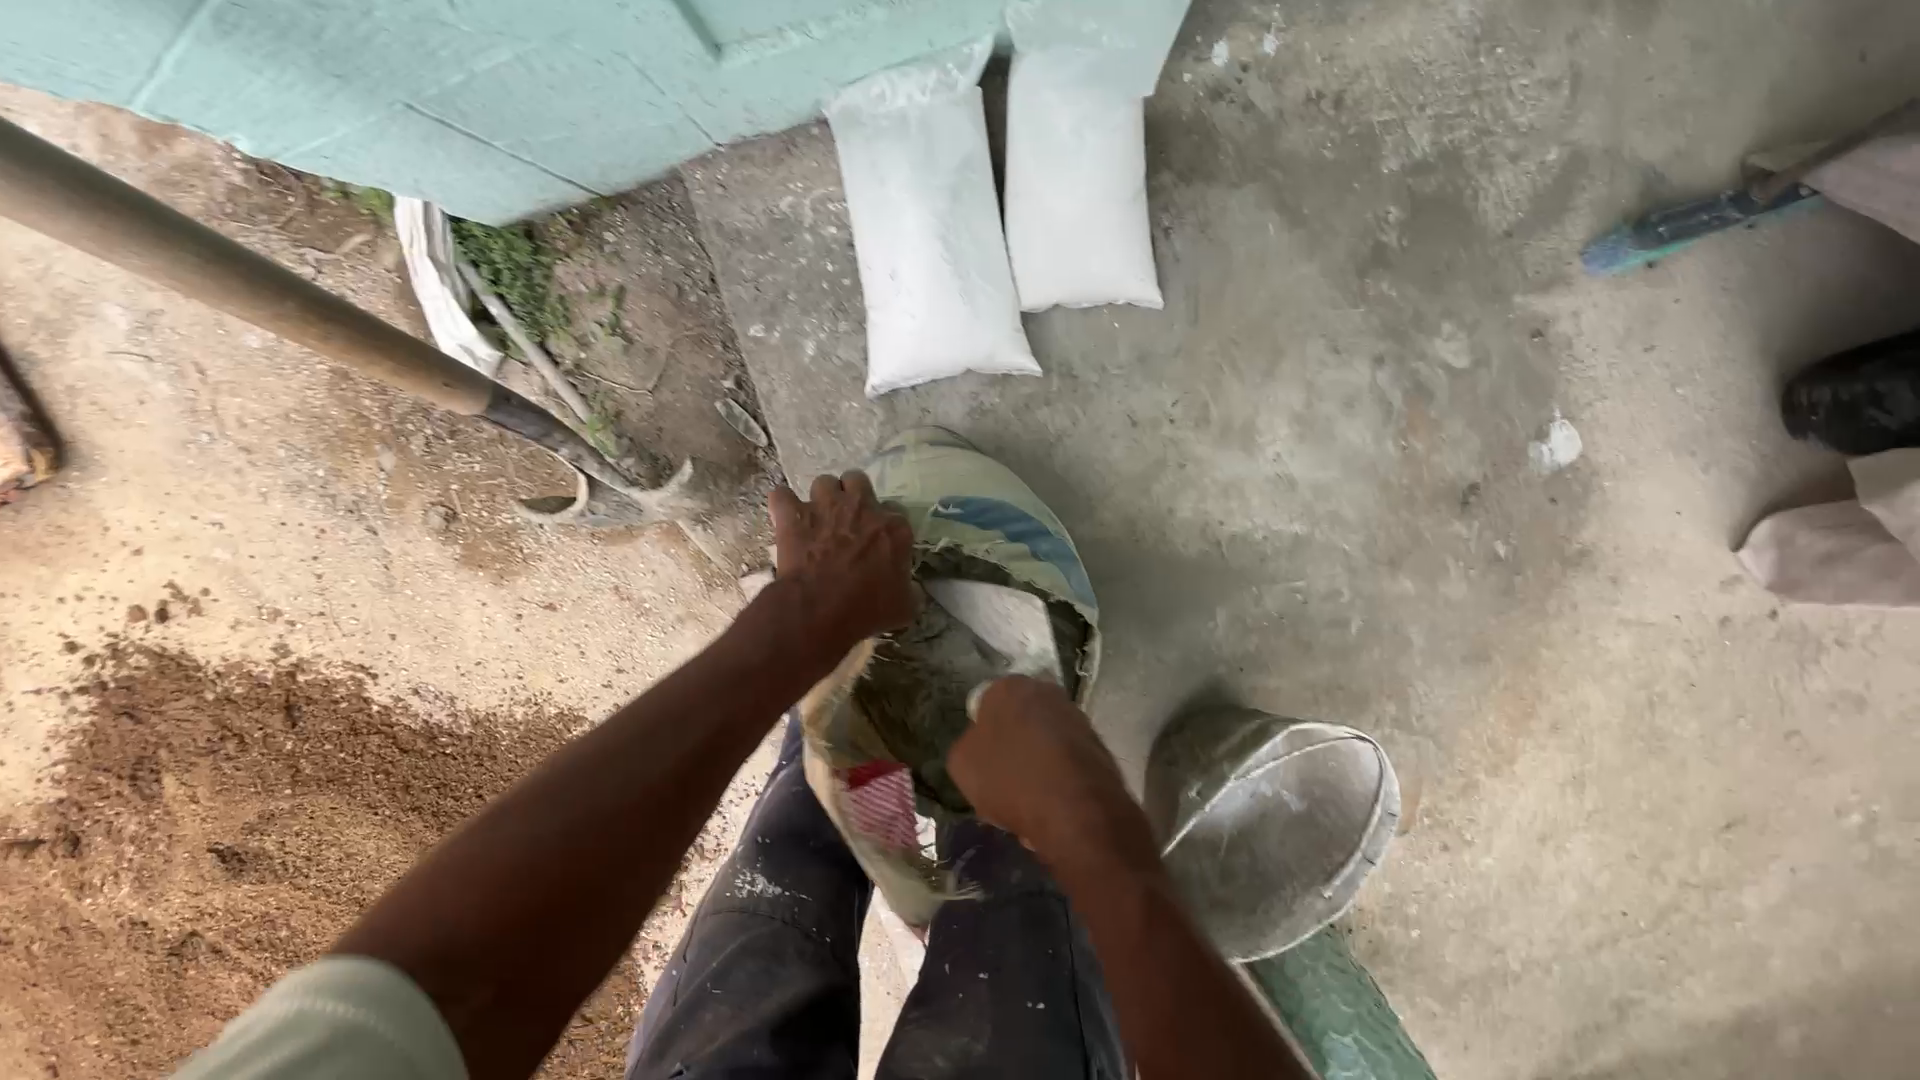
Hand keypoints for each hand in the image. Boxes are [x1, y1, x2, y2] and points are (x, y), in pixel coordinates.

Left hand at [768, 471, 915, 653]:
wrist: (822, 609)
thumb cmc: (868, 609)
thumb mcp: (904, 607)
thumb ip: (909, 591)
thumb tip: (910, 591)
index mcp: (894, 527)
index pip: (895, 510)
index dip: (885, 523)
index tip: (879, 539)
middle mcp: (862, 507)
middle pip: (858, 480)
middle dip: (852, 495)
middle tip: (847, 518)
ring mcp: (825, 506)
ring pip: (823, 482)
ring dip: (821, 497)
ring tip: (818, 517)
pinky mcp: (793, 515)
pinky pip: (782, 495)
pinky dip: (782, 504)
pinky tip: (785, 518)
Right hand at [947, 677, 1160, 879]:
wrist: (1075, 810)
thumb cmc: (1010, 778)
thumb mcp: (962, 764)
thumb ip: (969, 744)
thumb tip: (983, 743)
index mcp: (1010, 687)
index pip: (986, 704)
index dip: (982, 733)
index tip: (981, 760)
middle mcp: (1047, 692)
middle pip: (1020, 720)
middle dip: (1012, 745)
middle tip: (1002, 779)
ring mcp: (1077, 718)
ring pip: (1045, 742)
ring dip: (1037, 763)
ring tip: (1028, 799)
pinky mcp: (1099, 746)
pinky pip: (1066, 762)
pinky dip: (1059, 778)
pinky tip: (1051, 805)